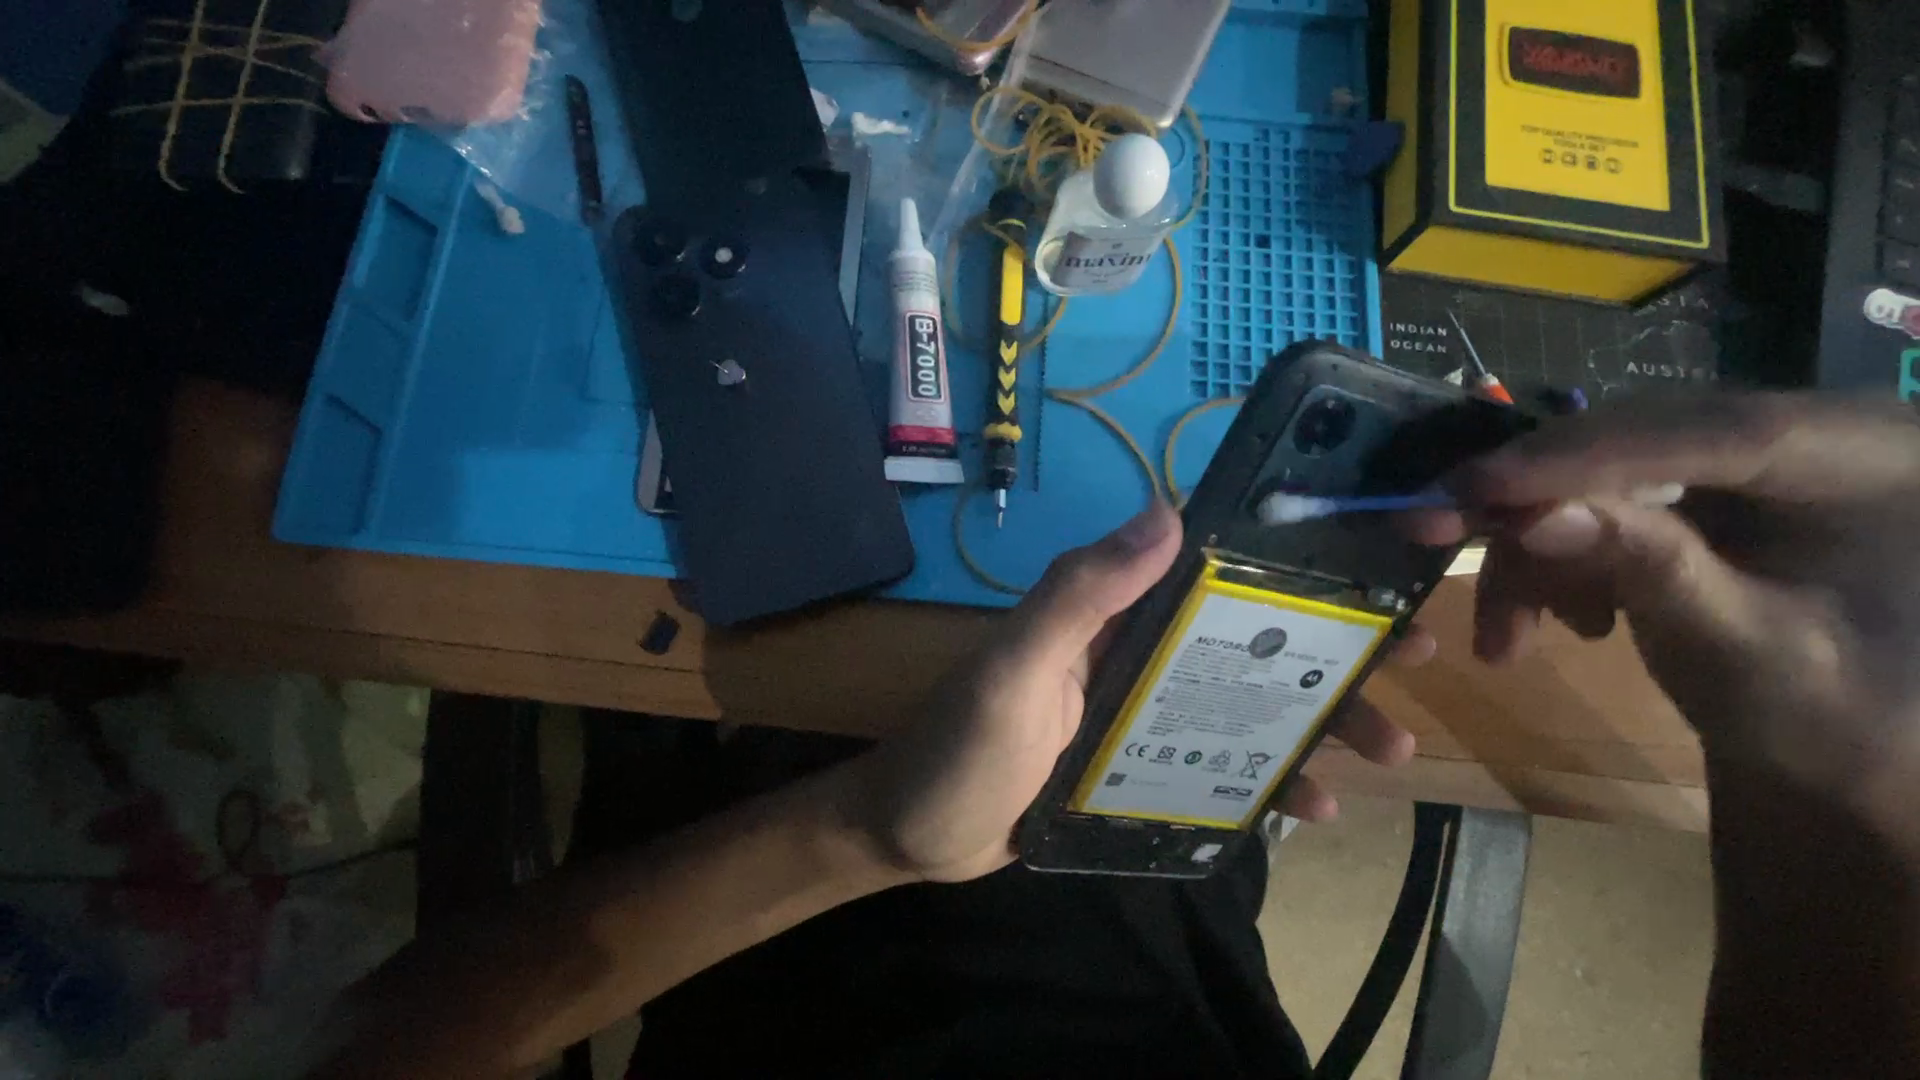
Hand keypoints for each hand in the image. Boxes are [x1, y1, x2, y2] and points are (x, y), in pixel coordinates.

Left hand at [845, 501, 1426, 883]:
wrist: (917, 836)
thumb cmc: (961, 749)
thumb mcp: (1015, 669)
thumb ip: (1078, 596)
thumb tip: (1166, 512)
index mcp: (1111, 615)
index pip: (1210, 569)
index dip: (1289, 563)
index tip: (1372, 568)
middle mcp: (1134, 651)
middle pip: (1249, 639)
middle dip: (1331, 648)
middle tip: (1417, 660)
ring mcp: (1140, 712)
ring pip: (1246, 703)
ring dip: (1316, 719)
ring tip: (1386, 749)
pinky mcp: (1139, 766)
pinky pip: (1218, 761)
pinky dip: (1267, 776)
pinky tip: (1311, 806)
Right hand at [1408, 394, 1919, 819]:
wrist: (1850, 755)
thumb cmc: (1836, 722)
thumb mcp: (1748, 654)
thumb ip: (1651, 572)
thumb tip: (1531, 516)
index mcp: (1880, 459)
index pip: (1722, 435)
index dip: (1587, 456)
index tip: (1476, 484)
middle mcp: (1810, 437)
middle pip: (1635, 446)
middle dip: (1528, 504)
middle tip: (1426, 528)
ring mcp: (1745, 464)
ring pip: (1594, 479)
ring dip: (1532, 557)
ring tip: (1505, 639)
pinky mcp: (1696, 491)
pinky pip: (1592, 507)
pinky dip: (1552, 566)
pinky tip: (1560, 624)